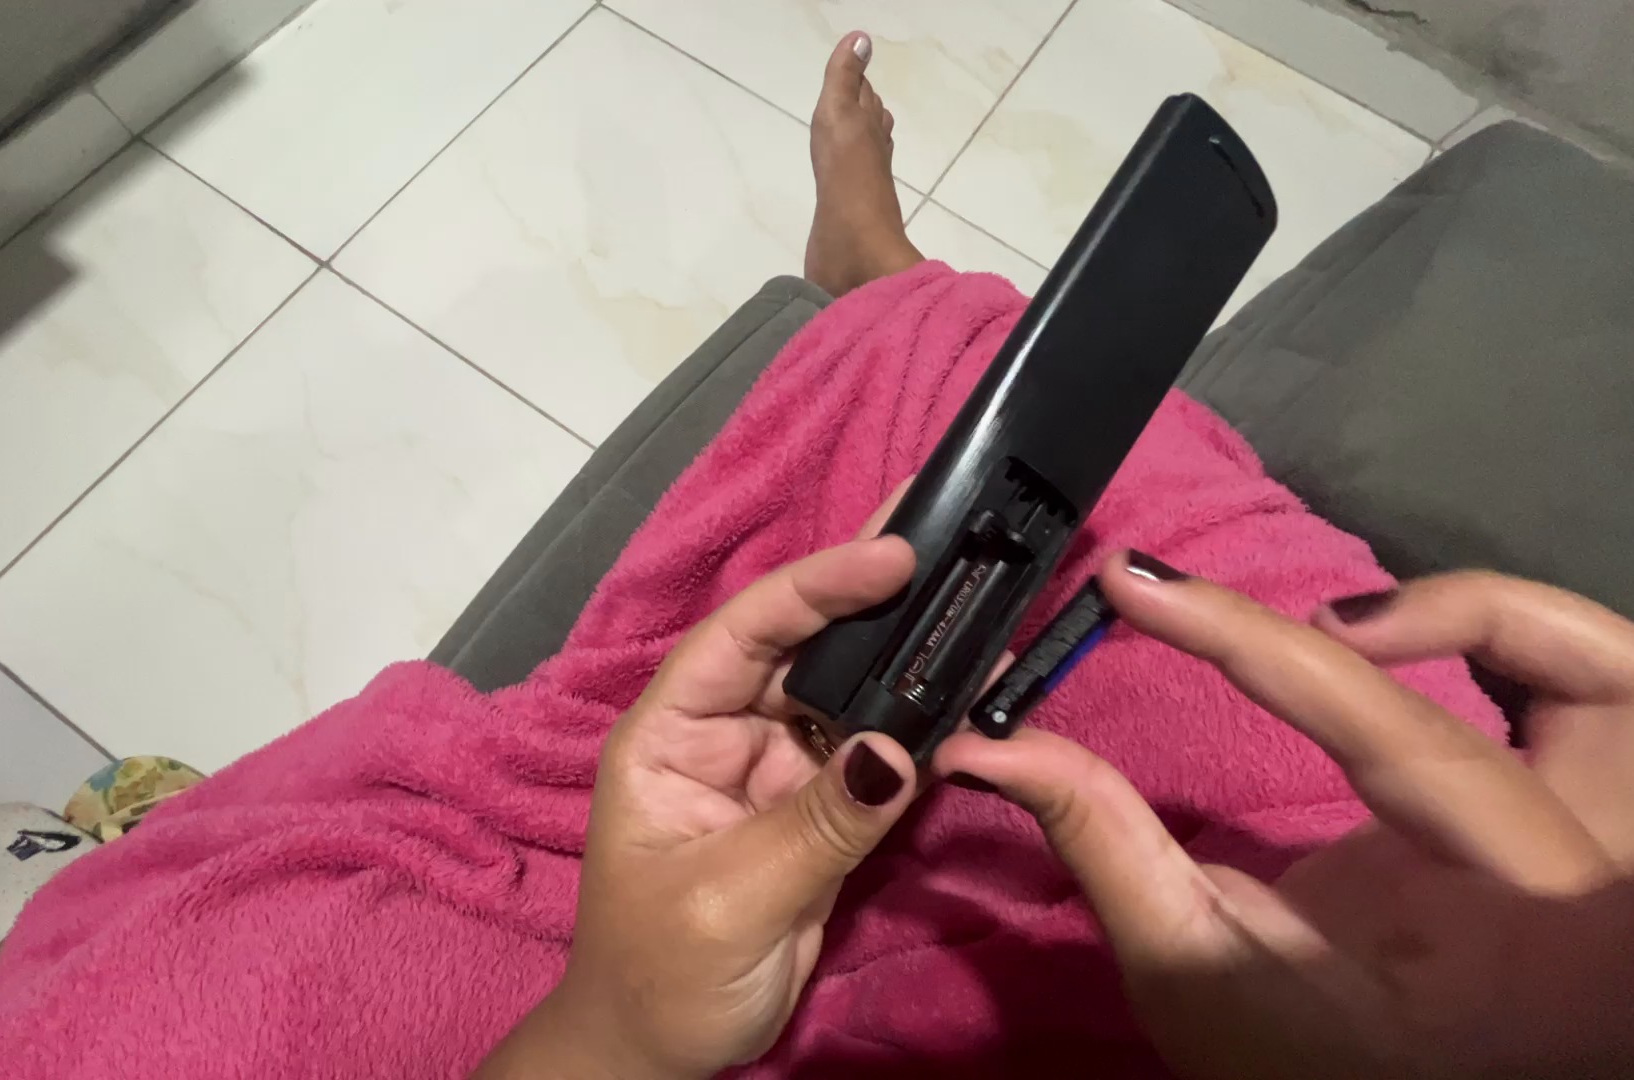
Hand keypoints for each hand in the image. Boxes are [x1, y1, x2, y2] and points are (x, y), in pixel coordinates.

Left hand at [477, 491, 923, 1078]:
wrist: (668, 1045)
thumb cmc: (662, 970)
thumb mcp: (728, 898)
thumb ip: (815, 824)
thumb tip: (896, 748)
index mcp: (673, 727)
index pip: (744, 633)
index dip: (814, 587)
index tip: (892, 556)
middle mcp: (727, 725)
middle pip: (802, 643)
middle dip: (869, 595)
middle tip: (944, 538)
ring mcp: (779, 760)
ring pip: (849, 689)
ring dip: (905, 654)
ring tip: (972, 603)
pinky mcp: (822, 798)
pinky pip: (877, 749)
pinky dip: (920, 721)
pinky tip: (967, 690)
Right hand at [935, 554, 1633, 1077]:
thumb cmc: (1293, 1066)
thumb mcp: (1181, 964)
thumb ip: (1092, 834)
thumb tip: (980, 742)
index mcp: (1505, 929)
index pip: (1388, 729)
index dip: (1244, 634)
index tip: (1131, 581)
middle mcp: (1606, 891)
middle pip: (1630, 694)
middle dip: (1448, 617)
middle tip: (1317, 625)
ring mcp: (1626, 870)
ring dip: (1508, 626)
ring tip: (1366, 632)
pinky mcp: (1597, 850)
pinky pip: (1626, 720)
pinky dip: (1527, 661)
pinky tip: (1413, 675)